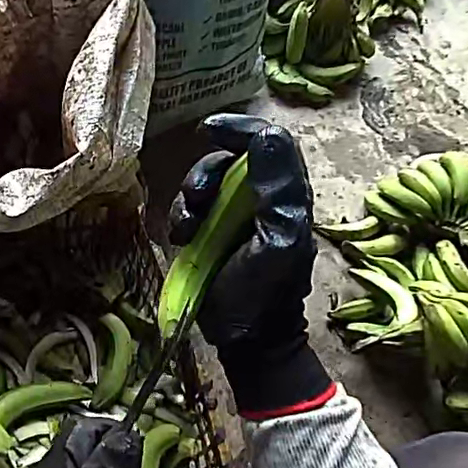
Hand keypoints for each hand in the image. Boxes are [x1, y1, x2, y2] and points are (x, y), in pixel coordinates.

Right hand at [169, 114, 329, 415]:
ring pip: (206, 181)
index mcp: (287, 195)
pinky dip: (181, 216)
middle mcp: (261, 197)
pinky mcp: (210, 231)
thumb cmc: (267, 292)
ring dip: (189, 198)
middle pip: (229, 158)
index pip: (269, 141)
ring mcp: (233, 215)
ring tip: (187, 228)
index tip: (208, 130)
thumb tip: (267, 134)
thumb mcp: (279, 239)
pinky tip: (182, 238)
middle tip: (196, 198)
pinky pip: (190, 207)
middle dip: (206, 172)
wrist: (246, 338)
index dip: (241, 129)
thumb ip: (277, 188)